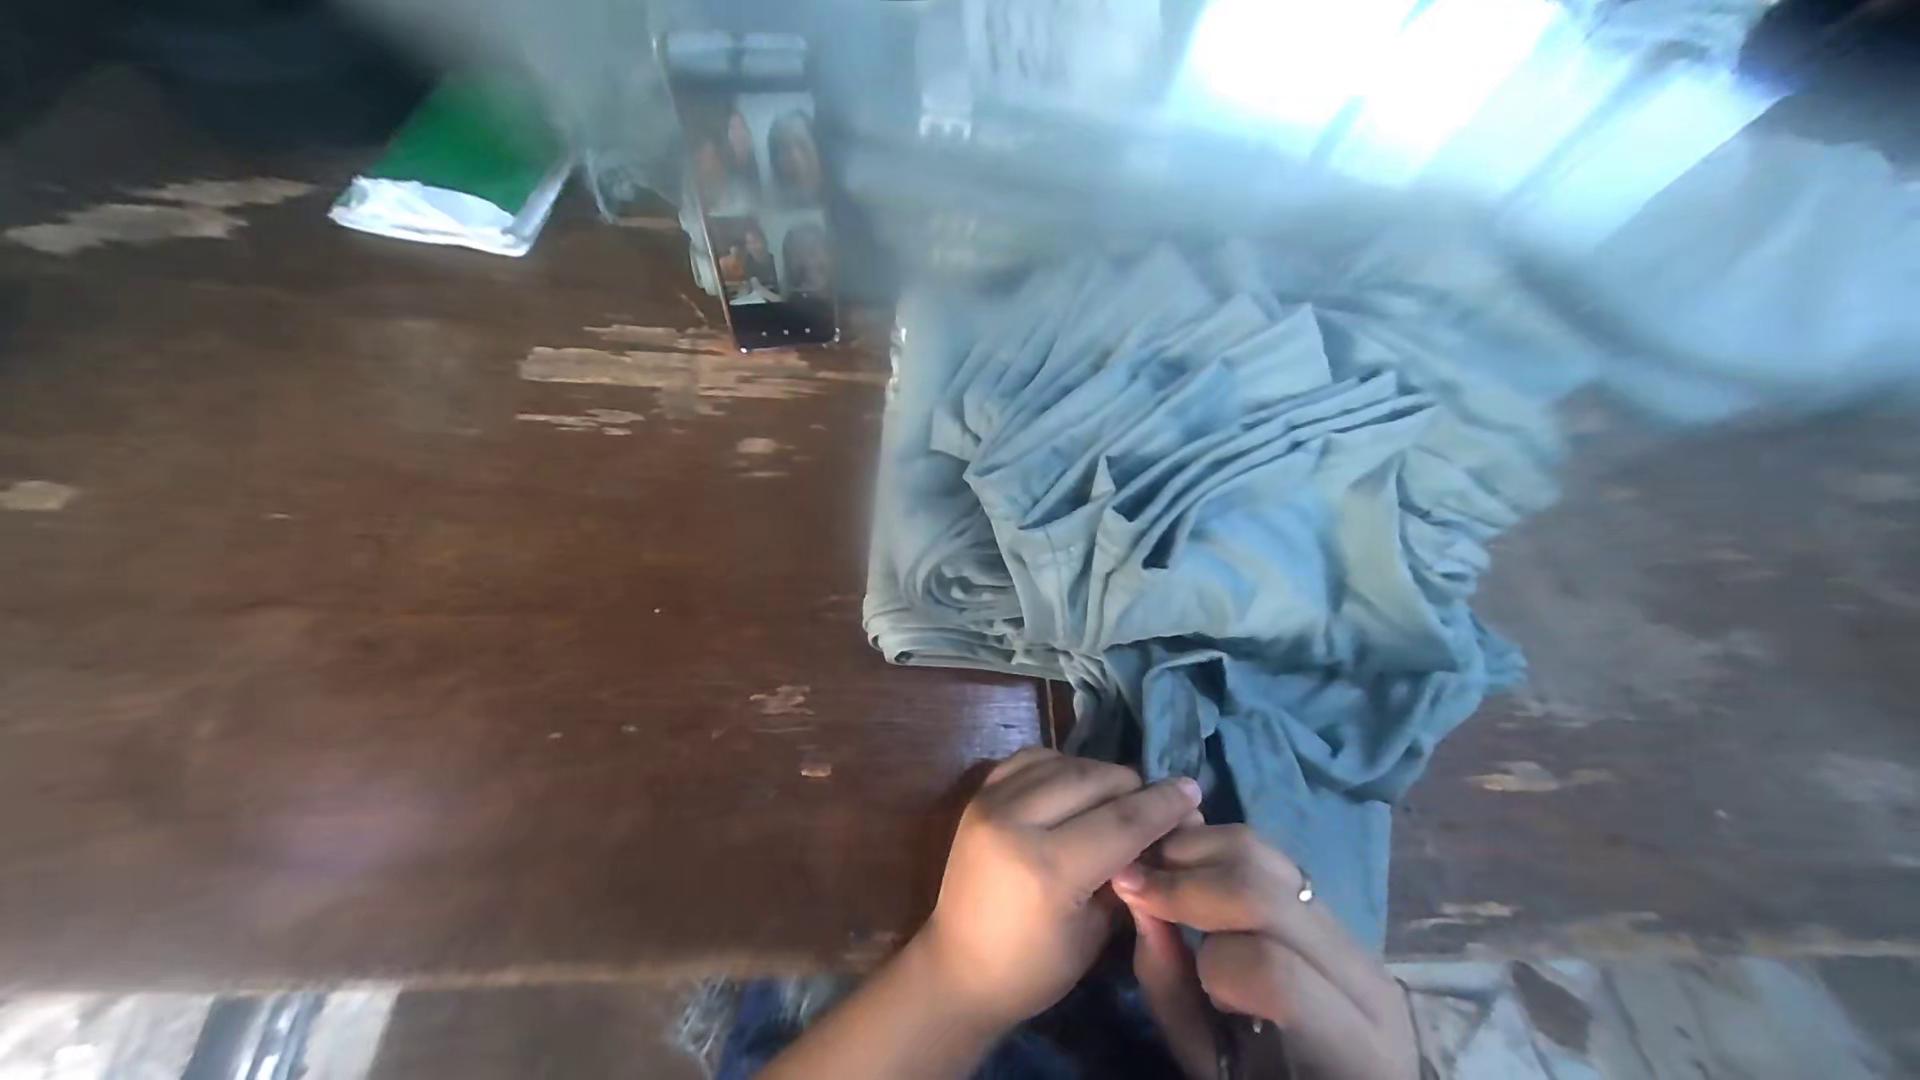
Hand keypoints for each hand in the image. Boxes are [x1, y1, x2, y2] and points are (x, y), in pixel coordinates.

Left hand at [913, 747, 1202, 1031]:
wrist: (958, 966)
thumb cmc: (1033, 968)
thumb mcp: (1094, 933)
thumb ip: (1126, 874)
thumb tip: (1159, 831)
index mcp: (1047, 868)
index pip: (1120, 821)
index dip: (1162, 804)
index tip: (1192, 788)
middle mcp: (1016, 821)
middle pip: (1093, 780)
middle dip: (1134, 785)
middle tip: (1157, 798)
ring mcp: (991, 801)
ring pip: (1063, 762)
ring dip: (1099, 773)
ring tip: (1119, 794)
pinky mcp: (979, 794)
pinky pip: (1030, 759)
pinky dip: (1061, 764)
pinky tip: (1075, 782)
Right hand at [1116, 824, 1418, 1079]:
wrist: (1333, 1079)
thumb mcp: (1208, 1061)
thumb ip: (1170, 985)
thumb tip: (1135, 899)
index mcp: (1348, 1047)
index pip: (1268, 964)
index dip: (1200, 938)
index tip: (1137, 907)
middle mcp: (1362, 976)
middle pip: (1263, 889)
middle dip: (1186, 875)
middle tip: (1134, 876)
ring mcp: (1349, 932)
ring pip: (1264, 853)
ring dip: (1197, 848)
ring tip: (1158, 867)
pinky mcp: (1328, 905)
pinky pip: (1265, 855)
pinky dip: (1216, 848)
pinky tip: (1188, 867)